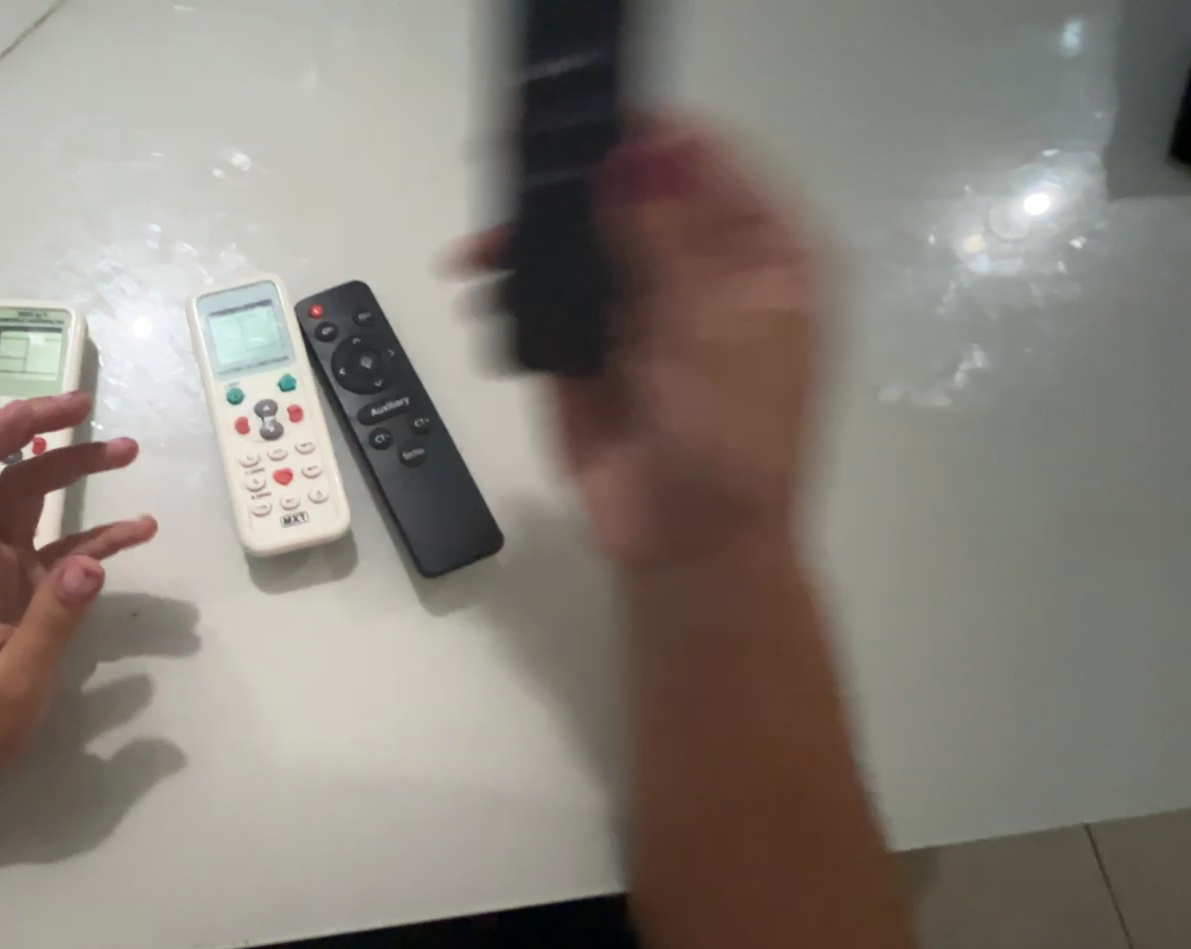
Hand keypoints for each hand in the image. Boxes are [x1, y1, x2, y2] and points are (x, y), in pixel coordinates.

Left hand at [0, 393, 157, 786]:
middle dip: (31, 432)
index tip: (25, 418)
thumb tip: (92, 563)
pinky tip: (140, 528)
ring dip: (73, 468)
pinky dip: (98, 530)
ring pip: (30, 495)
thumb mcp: (13, 684)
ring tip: (127, 450)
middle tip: (84, 408)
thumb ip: (51, 622)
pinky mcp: (26, 579)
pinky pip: (62, 540)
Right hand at [452, 117, 820, 566]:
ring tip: (476, 252)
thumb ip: (668, 242)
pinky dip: (510, 297)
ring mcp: (630, 318)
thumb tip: (631, 154)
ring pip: (573, 255)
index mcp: (755, 256)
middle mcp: (692, 276)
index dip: (642, 136)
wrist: (681, 542)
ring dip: (525, 246)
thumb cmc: (727, 437)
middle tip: (504, 177)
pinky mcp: (579, 360)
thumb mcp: (712, 331)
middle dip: (565, 190)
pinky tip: (483, 292)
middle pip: (624, 202)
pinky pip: (542, 311)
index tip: (575, 122)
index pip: (700, 164)